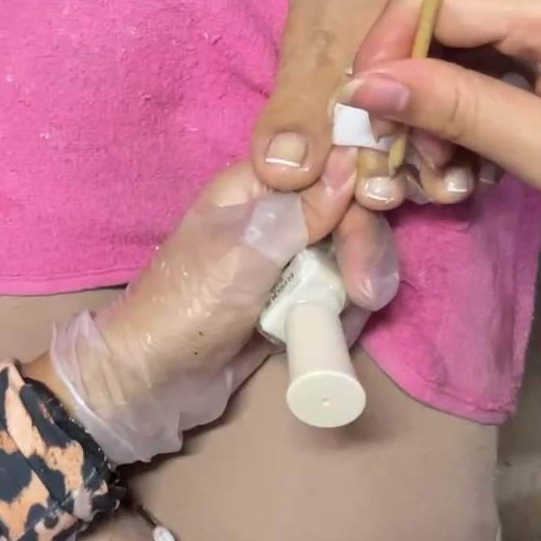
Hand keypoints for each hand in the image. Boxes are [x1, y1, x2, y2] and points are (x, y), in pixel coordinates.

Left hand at [28, 150, 365, 462]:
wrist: (157, 378)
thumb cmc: (189, 304)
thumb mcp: (244, 252)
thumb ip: (299, 212)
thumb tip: (346, 162)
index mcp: (253, 188)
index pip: (324, 164)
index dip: (358, 179)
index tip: (383, 204)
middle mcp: (274, 215)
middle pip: (345, 211)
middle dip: (363, 244)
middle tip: (366, 291)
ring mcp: (285, 260)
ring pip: (348, 253)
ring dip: (362, 277)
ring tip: (359, 307)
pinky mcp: (293, 299)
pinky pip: (337, 292)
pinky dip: (348, 306)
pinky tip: (345, 323)